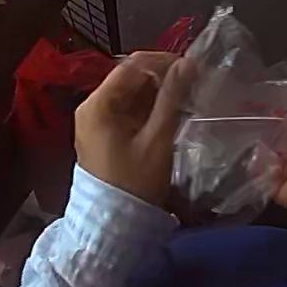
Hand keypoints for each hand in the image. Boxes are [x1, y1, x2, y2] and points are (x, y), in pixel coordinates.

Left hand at [74, 52, 195, 205]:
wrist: (112, 224)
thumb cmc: (135, 182)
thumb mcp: (157, 139)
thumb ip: (171, 99)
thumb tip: (187, 64)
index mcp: (98, 104)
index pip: (131, 66)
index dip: (163, 61)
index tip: (193, 67)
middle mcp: (91, 106)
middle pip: (130, 79)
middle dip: (162, 78)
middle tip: (195, 84)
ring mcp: (95, 120)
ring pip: (130, 95)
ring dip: (158, 94)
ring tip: (188, 98)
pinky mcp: (103, 133)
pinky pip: (127, 111)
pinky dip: (148, 109)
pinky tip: (171, 114)